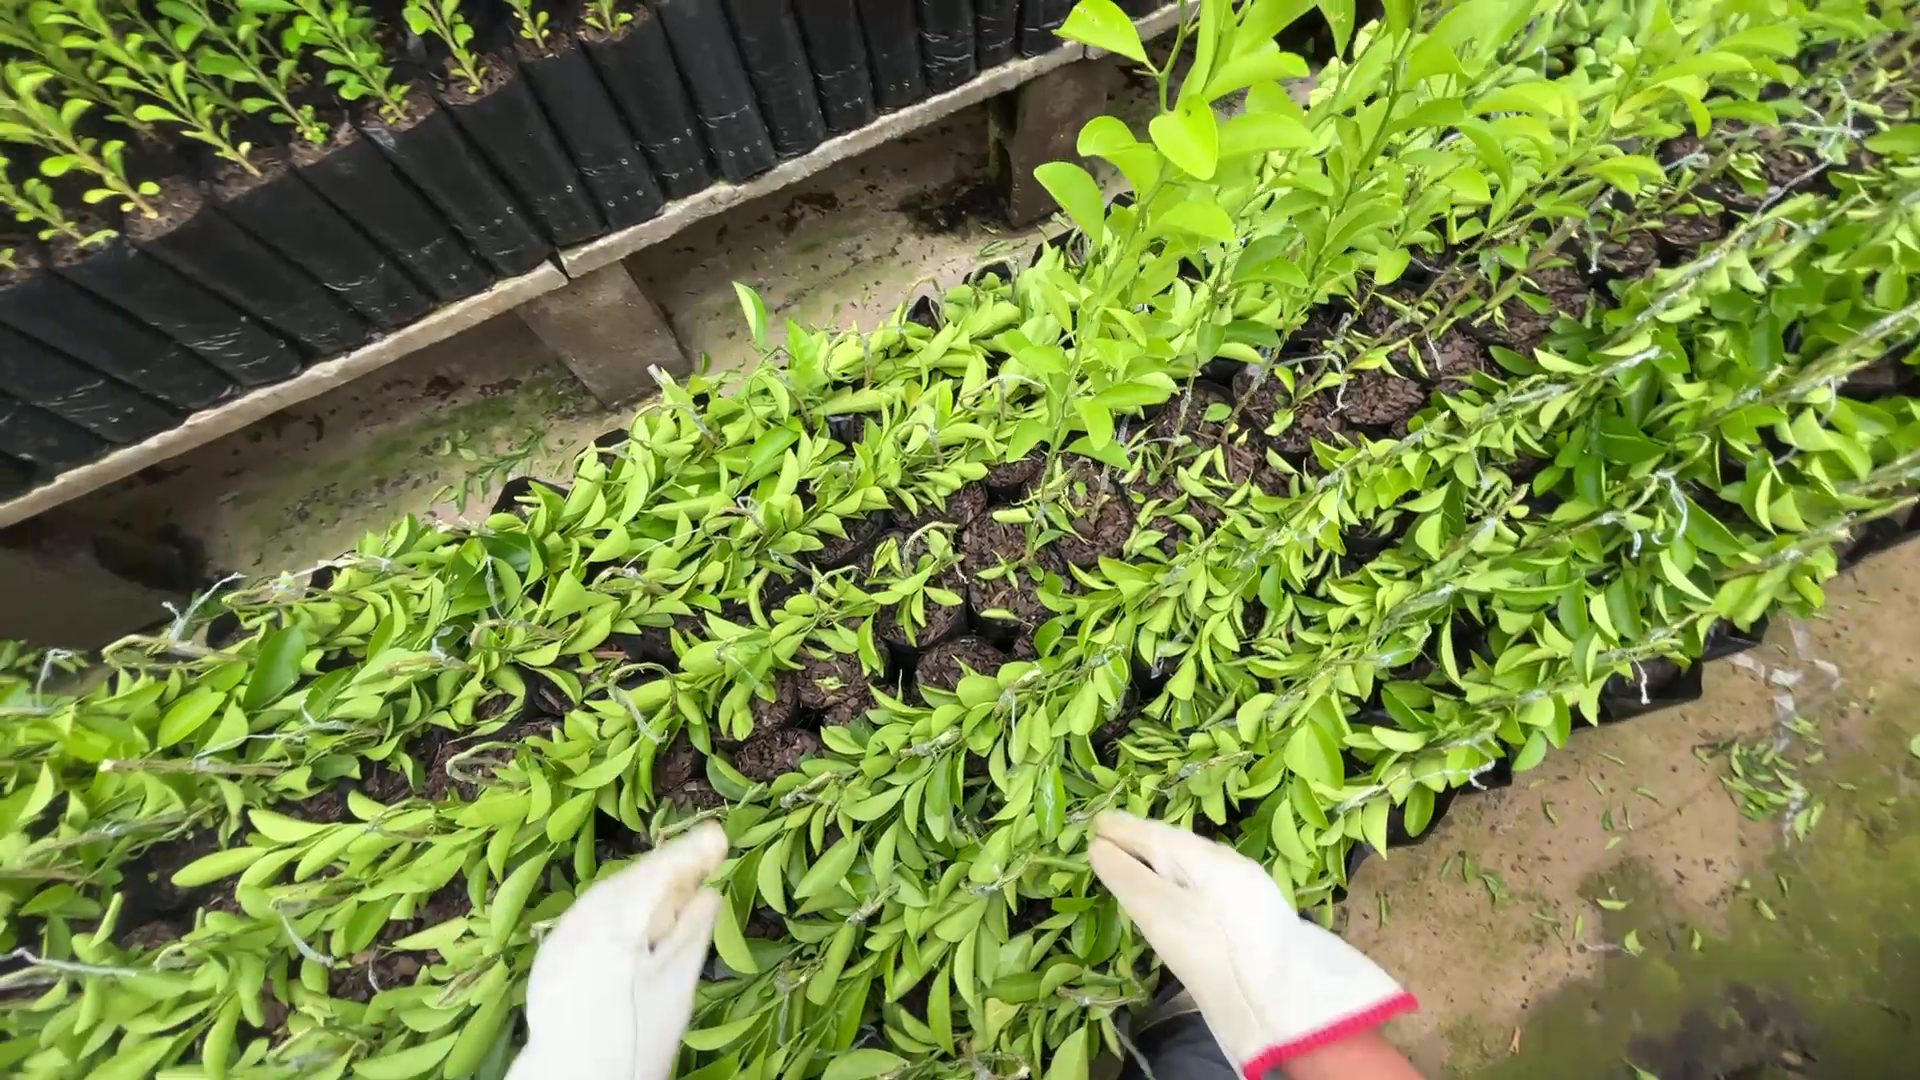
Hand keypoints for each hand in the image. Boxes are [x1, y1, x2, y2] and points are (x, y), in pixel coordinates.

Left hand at [506, 821, 727, 1079]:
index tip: (719, 836)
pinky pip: (595, 910)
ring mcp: (561, 935)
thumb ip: (692, 931)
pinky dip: (623, 904)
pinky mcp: (552, 950)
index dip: (691, 853)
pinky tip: (641, 918)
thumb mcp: (676, 989)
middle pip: (634, 878)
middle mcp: (582, 920)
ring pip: (613, 891)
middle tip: (706, 864)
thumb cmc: (633, 1042)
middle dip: (670, 868)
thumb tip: (709, 890)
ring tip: (679, 891)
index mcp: (615, 927)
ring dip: (648, 885)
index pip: (660, 873)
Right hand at [1088, 812, 1417, 1079]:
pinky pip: (1205, 879)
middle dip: (1139, 839)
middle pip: (1172, 842)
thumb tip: (1098, 847)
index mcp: (1201, 855)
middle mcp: (1224, 860)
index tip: (1094, 826)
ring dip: (1159, 857)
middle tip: (1106, 838)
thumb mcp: (1163, 916)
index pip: (1151, 832)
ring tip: (1131, 858)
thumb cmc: (1216, 955)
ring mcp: (1243, 884)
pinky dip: (1179, 876)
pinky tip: (1173, 888)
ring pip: (1190, 861)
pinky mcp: (1253, 909)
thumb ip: (1130, 878)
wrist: (1292, 1006)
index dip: (1121, 828)